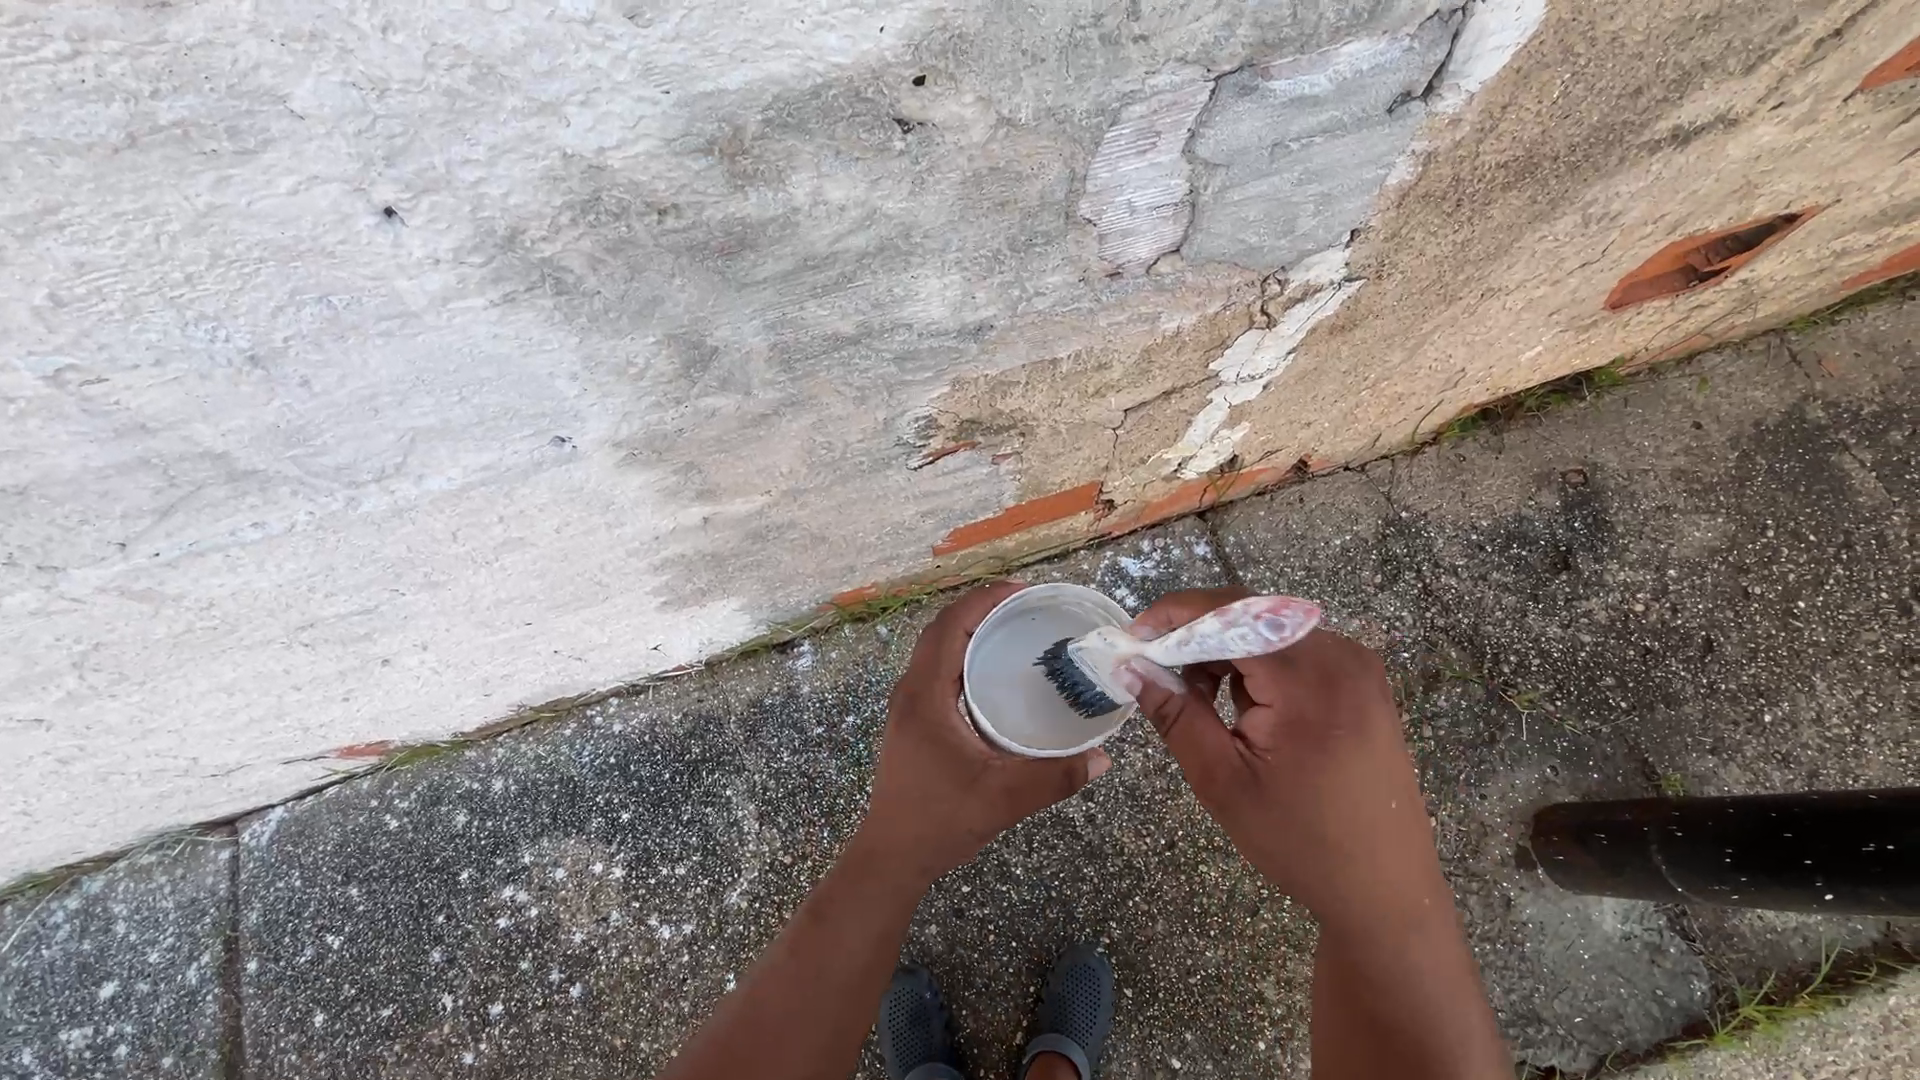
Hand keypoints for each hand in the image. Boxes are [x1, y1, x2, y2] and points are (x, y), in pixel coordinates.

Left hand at [856, 581, 1110, 884]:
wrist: (892, 856)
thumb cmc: (939, 820)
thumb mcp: (1003, 798)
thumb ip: (1054, 777)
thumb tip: (1102, 758)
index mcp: (925, 695)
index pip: (949, 626)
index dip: (983, 600)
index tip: (1023, 592)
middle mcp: (911, 691)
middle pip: (942, 630)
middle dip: (980, 610)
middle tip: (1026, 609)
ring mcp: (908, 707)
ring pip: (937, 650)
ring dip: (970, 632)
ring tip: (1014, 634)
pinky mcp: (913, 722)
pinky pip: (937, 671)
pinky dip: (964, 657)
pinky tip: (995, 678)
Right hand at [1123, 588, 1446, 928]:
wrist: (1385, 891)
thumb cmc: (1300, 841)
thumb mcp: (1222, 780)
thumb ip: (1175, 714)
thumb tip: (1131, 667)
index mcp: (1310, 680)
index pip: (1230, 613)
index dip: (1174, 614)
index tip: (1132, 638)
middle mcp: (1341, 657)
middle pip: (1250, 616)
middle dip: (1195, 635)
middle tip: (1157, 672)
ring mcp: (1358, 668)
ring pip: (1270, 631)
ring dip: (1225, 652)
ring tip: (1201, 703)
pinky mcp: (1362, 684)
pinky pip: (1295, 651)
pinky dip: (1257, 666)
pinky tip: (1243, 709)